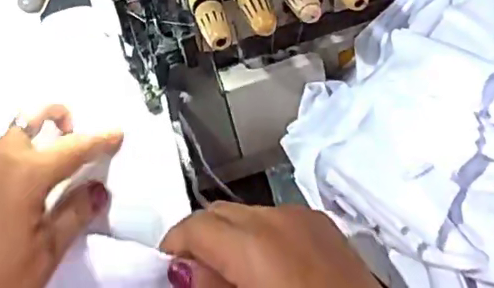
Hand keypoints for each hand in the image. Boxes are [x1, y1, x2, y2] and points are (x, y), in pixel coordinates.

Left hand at [0, 105, 123, 287]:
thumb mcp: (44, 254)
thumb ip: (72, 216)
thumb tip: (98, 188)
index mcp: (25, 173)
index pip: (70, 150)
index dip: (96, 141)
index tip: (115, 133)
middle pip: (29, 126)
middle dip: (53, 122)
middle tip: (69, 131)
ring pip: (1, 141)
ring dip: (22, 146)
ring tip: (34, 169)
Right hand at [162, 203, 375, 287]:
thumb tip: (182, 270)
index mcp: (253, 242)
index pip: (193, 226)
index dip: (175, 248)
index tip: (169, 274)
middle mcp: (274, 217)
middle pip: (215, 213)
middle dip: (202, 241)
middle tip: (201, 280)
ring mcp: (301, 217)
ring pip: (244, 214)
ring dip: (232, 238)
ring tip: (237, 277)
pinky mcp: (324, 226)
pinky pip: (276, 220)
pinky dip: (264, 238)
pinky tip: (274, 271)